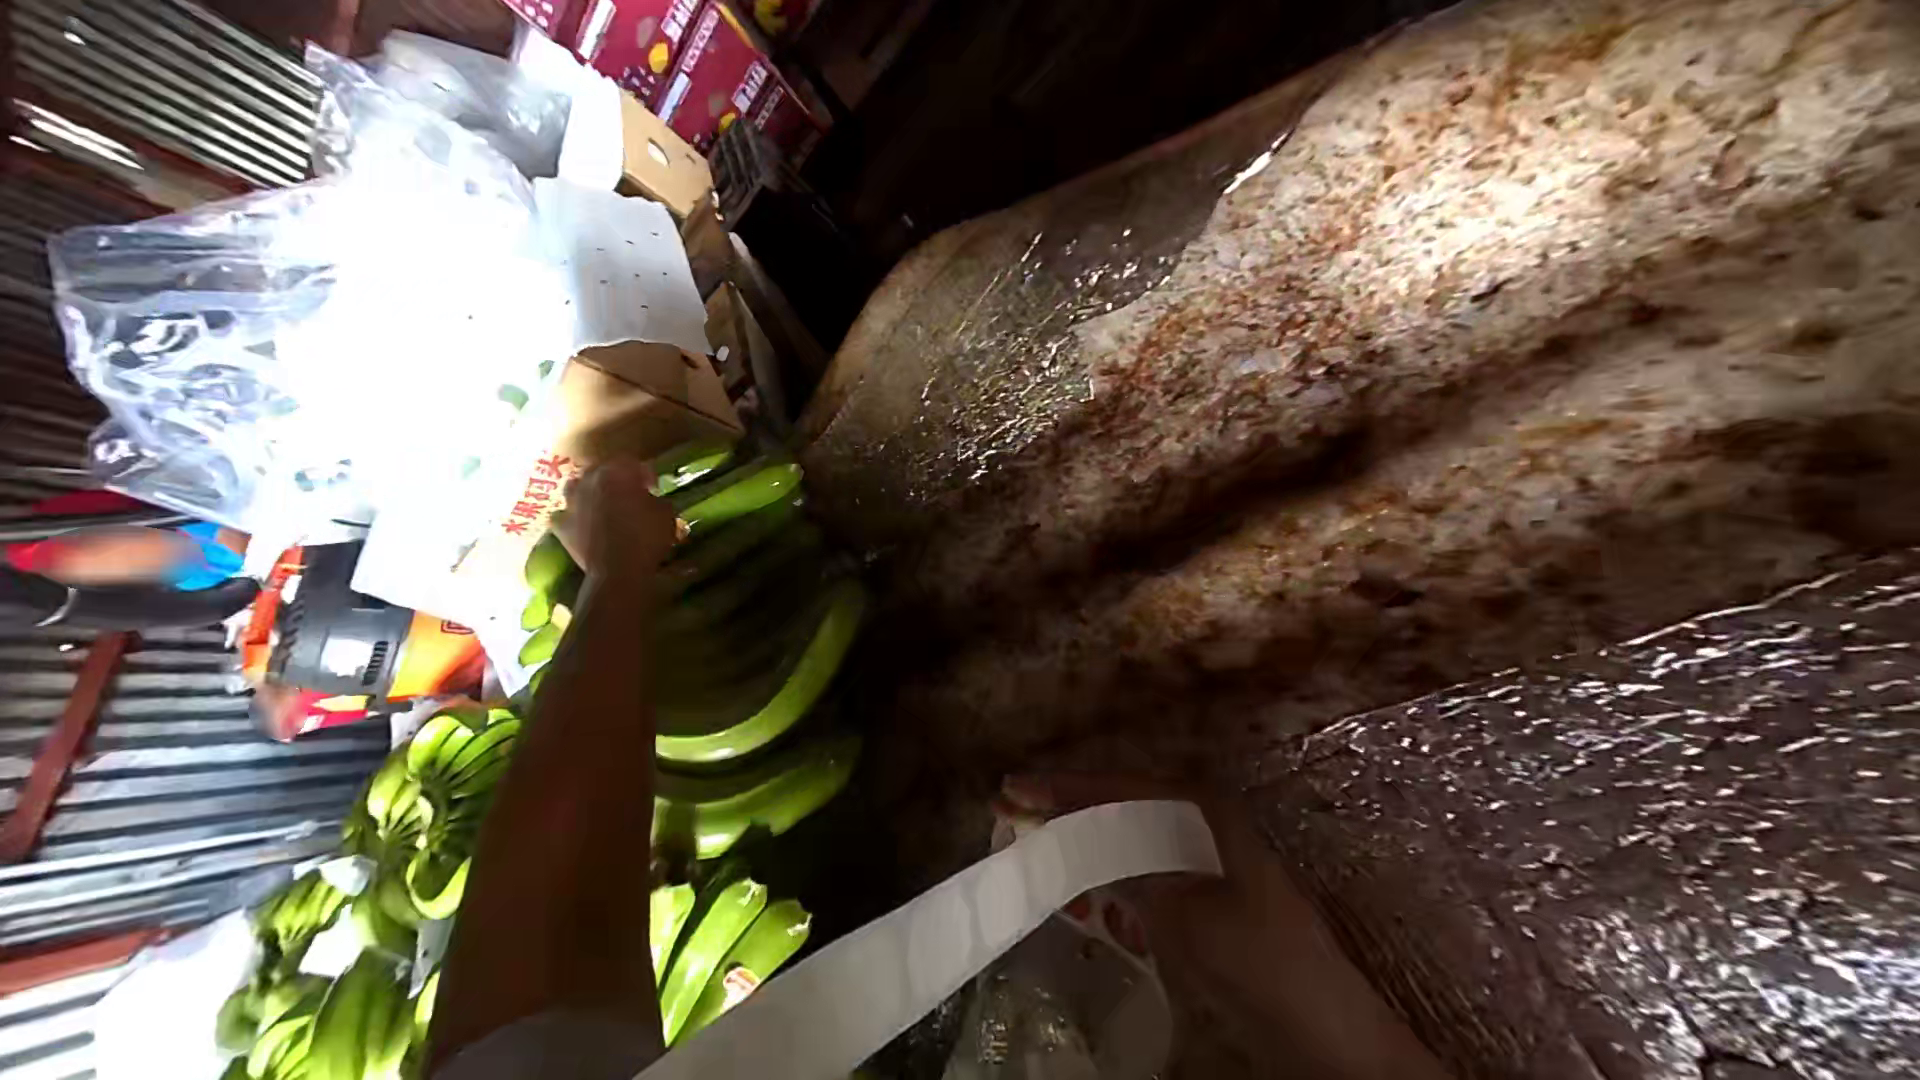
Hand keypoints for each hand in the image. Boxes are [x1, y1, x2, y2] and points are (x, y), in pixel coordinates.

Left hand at [550, 460, 679, 585]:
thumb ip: (657, 499)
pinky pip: (565, 514)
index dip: (644, 473)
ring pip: (576, 486)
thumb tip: (650, 499)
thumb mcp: (667, 514)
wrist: (619, 571)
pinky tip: (583, 523)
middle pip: (600, 470)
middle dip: (616, 478)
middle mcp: (589, 481)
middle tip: (630, 493)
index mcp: (616, 473)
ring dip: (590, 491)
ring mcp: (571, 503)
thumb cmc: (647, 537)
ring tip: (603, 504)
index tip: (653, 486)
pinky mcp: (562, 526)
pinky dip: (574, 516)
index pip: (630, 462)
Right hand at [999, 773, 1450, 1079]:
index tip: (1011, 788)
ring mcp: (1197, 854)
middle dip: (1064, 814)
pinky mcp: (1195, 890)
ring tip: (1047, 865)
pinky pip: (1136, 872)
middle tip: (1014, 816)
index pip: (1114, 787)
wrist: (1326, 1033)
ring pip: (1122, 839)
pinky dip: (1108, 883)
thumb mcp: (1180, 908)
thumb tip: (1057, 828)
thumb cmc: (1256, 958)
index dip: (1059, 787)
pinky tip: (1095, 907)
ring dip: (1083, 851)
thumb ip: (1117, 862)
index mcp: (1198, 807)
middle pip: (1114, 806)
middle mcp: (1196, 818)